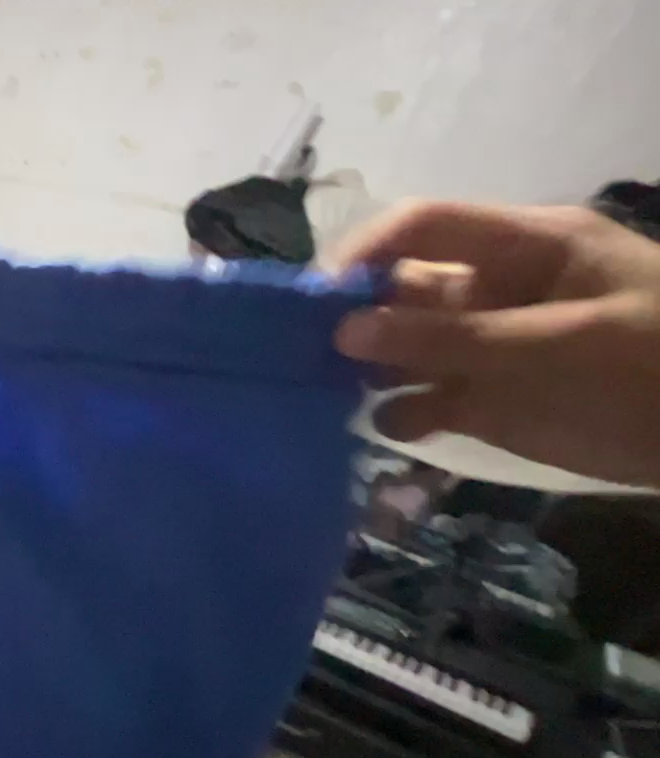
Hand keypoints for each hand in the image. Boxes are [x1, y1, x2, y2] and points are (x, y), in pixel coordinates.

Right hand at [330, 201, 659, 485]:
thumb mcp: (564, 341)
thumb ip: (450, 337)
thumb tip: (342, 331)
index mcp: (520, 249)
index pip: (418, 228)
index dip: (362, 254)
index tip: (313, 302)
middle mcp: (484, 292)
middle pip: (389, 292)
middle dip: (342, 320)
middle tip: (295, 356)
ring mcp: (473, 348)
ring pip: (387, 351)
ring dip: (353, 372)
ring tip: (320, 397)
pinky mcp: (470, 401)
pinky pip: (405, 404)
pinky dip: (386, 416)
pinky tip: (382, 429)